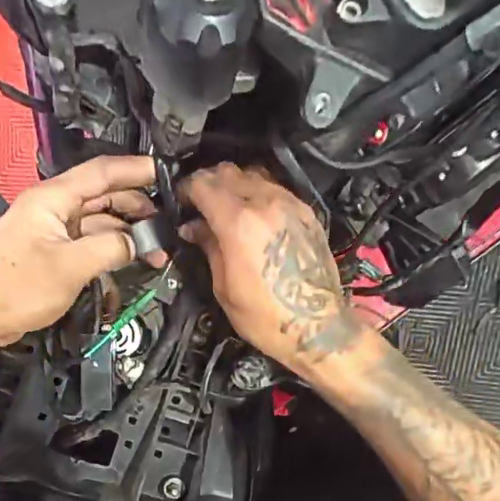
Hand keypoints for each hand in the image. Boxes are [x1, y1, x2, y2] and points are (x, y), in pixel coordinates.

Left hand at [0, 155, 156, 351]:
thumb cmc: (15, 289)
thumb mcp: (70, 267)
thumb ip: (111, 248)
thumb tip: (138, 243)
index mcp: (51, 199)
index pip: (101, 172)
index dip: (135, 169)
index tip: (165, 172)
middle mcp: (52, 208)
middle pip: (102, 196)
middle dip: (137, 205)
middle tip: (167, 221)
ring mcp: (51, 231)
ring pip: (98, 221)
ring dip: (127, 231)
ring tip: (155, 248)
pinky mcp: (52, 252)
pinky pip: (89, 241)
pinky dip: (111, 248)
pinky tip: (130, 260)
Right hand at [179, 163, 368, 375]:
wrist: (317, 328)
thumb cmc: (268, 318)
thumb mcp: (224, 287)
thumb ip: (208, 247)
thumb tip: (194, 228)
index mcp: (240, 223)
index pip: (203, 184)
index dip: (186, 190)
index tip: (182, 202)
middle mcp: (267, 205)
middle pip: (228, 172)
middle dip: (209, 184)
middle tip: (200, 205)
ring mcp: (291, 206)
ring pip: (254, 175)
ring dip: (235, 185)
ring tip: (227, 208)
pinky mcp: (308, 214)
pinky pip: (276, 189)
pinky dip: (260, 194)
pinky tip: (254, 216)